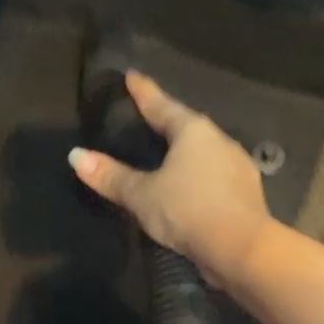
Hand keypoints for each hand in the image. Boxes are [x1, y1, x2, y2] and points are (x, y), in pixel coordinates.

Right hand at [67, 71, 271, 280]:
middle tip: (150, 120)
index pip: (161, 106)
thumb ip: (111, 176)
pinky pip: (217, 177)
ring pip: (206, 153)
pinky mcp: (247, 193)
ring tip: (169, 158)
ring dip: (188, 154)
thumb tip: (75, 155)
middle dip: (169, 124)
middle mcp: (220, 141)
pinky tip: (193, 189)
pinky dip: (201, 179)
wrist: (241, 247)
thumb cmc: (187, 210)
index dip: (144, 92)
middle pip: (188, 127)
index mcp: (193, 131)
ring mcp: (238, 166)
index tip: (132, 76)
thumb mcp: (142, 195)